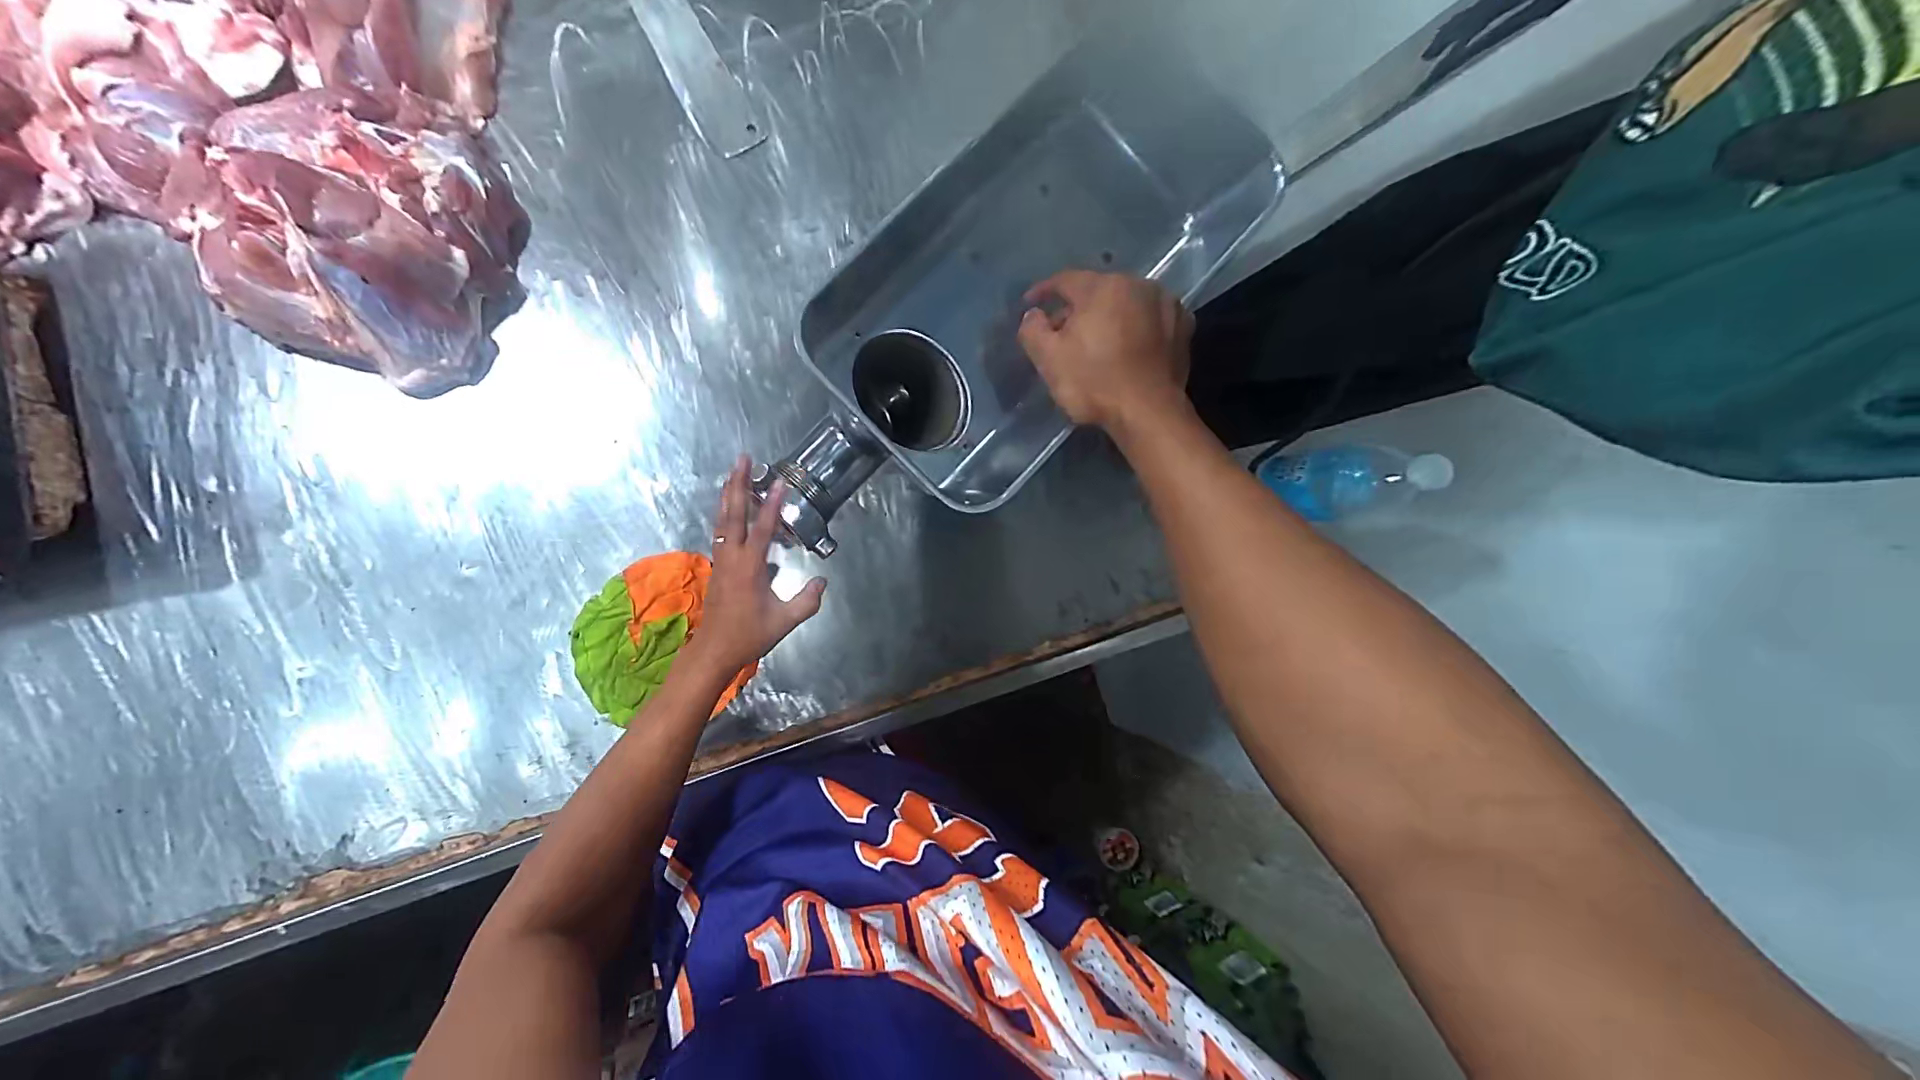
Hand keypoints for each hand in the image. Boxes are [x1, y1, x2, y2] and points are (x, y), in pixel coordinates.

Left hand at [683, 457, 826, 679]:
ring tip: (733, 472)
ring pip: (723, 520)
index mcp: (750, 567)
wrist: (714, 650)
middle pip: (734, 513)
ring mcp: (722, 560)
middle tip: (743, 459)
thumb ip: (807, 601)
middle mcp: (732, 557)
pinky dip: (724, 513)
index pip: (763, 529)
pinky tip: (727, 506)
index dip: (773, 505)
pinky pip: (720, 532)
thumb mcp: (784, 621)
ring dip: (728, 494)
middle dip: (739, 485)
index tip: (779, 482)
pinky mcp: (718, 566)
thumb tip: (822, 581)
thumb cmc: (749, 635)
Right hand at [1018, 270, 1194, 433]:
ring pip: (1127, 303)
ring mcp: (1166, 304)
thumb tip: (1033, 314)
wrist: (1149, 413)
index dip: (1044, 291)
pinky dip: (1137, 327)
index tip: (1031, 304)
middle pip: (1098, 291)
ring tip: (1097, 342)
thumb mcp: (1049, 359)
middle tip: (1062, 333)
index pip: (1065, 280)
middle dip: (1078, 309)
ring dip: (1110, 317)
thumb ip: (1033, 330)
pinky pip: (1151, 319)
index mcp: (1102, 288)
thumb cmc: (1094, 383)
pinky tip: (1129, 346)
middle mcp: (1138, 285)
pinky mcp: (1183, 327)